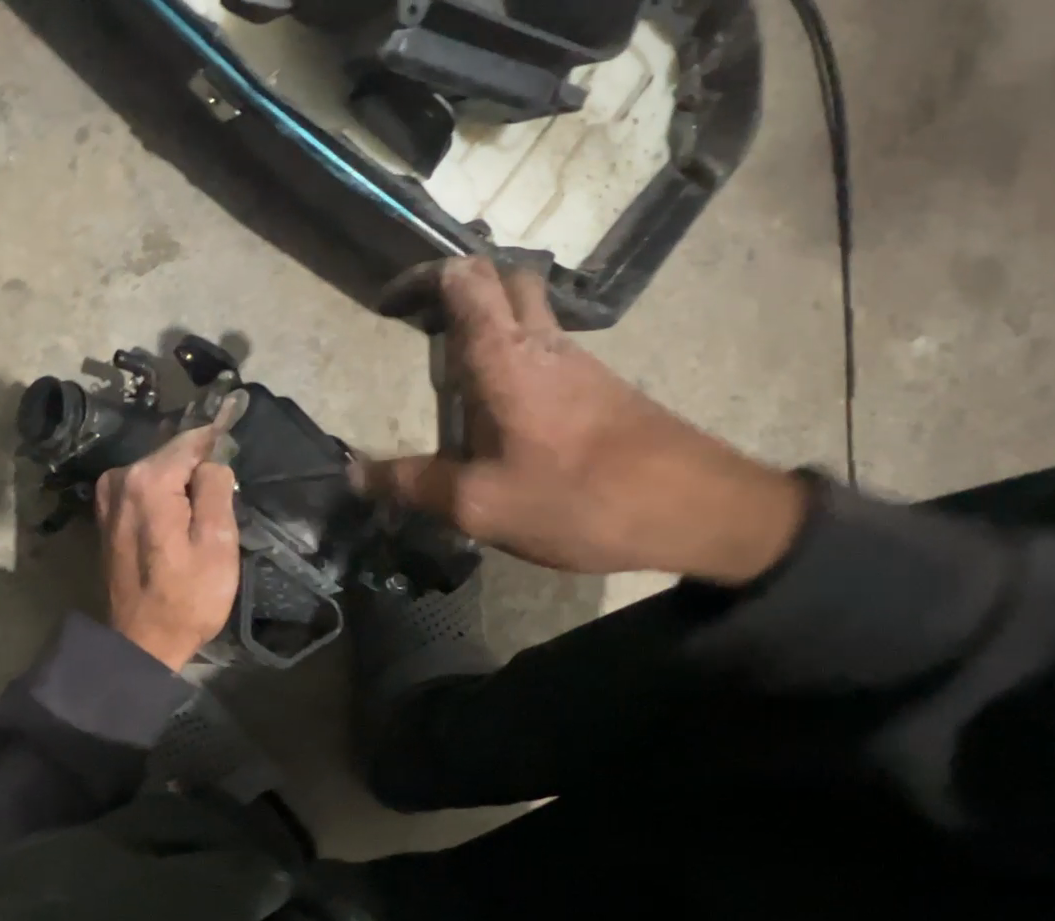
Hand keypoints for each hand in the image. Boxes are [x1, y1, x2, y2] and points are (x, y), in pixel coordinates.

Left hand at [95, 421, 240, 669]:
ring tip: (206, 514)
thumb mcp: (216, 542)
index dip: (218, 441)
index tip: (239, 432)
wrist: (140, 642)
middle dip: (199, 471)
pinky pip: (144, 492)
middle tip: (226, 496)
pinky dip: (164, 500)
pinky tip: (180, 523)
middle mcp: (120, 478)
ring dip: (182, 487)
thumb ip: (215, 488)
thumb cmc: (185, 597)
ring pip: (158, 474)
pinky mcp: (106, 517)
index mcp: (147, 479)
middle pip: (172, 457)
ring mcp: (108, 498)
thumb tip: (213, 460)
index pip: (191, 440)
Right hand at [358, 257, 806, 583]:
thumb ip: (414, 484)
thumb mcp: (480, 505)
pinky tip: (500, 414)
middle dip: (465, 284)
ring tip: (451, 376)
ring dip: (490, 326)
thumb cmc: (579, 498)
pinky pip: (548, 353)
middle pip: (506, 280)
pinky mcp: (602, 390)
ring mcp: (580, 365)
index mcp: (506, 358)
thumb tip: (354, 472)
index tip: (394, 300)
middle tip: (426, 322)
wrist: (700, 510)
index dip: (427, 276)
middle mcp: (543, 345)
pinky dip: (516, 361)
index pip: (466, 282)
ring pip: (531, 315)